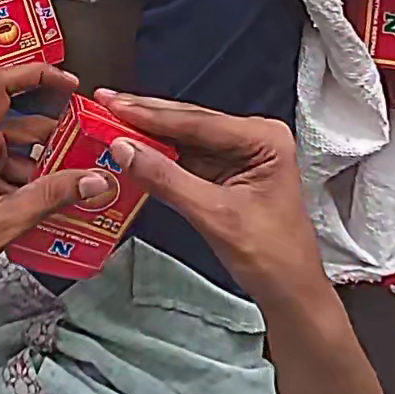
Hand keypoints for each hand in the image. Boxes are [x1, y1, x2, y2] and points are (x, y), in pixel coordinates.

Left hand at [0, 65, 113, 331]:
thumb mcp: (0, 225)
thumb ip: (49, 197)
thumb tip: (90, 179)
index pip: (1, 85)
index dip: (36, 75)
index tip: (67, 82)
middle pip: (20, 123)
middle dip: (55, 137)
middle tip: (86, 152)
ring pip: (15, 149)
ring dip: (43, 165)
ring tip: (73, 186)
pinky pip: (4, 167)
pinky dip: (27, 180)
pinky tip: (46, 203)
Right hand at [95, 90, 325, 302]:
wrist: (290, 294)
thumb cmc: (266, 255)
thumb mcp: (213, 215)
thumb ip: (166, 178)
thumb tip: (120, 147)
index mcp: (262, 138)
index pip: (197, 122)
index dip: (150, 113)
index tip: (112, 102)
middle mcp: (252, 135)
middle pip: (189, 121)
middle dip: (145, 113)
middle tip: (104, 99)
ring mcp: (238, 150)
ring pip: (183, 134)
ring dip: (147, 128)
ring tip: (109, 113)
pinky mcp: (225, 166)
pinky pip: (185, 152)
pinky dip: (157, 149)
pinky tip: (131, 139)